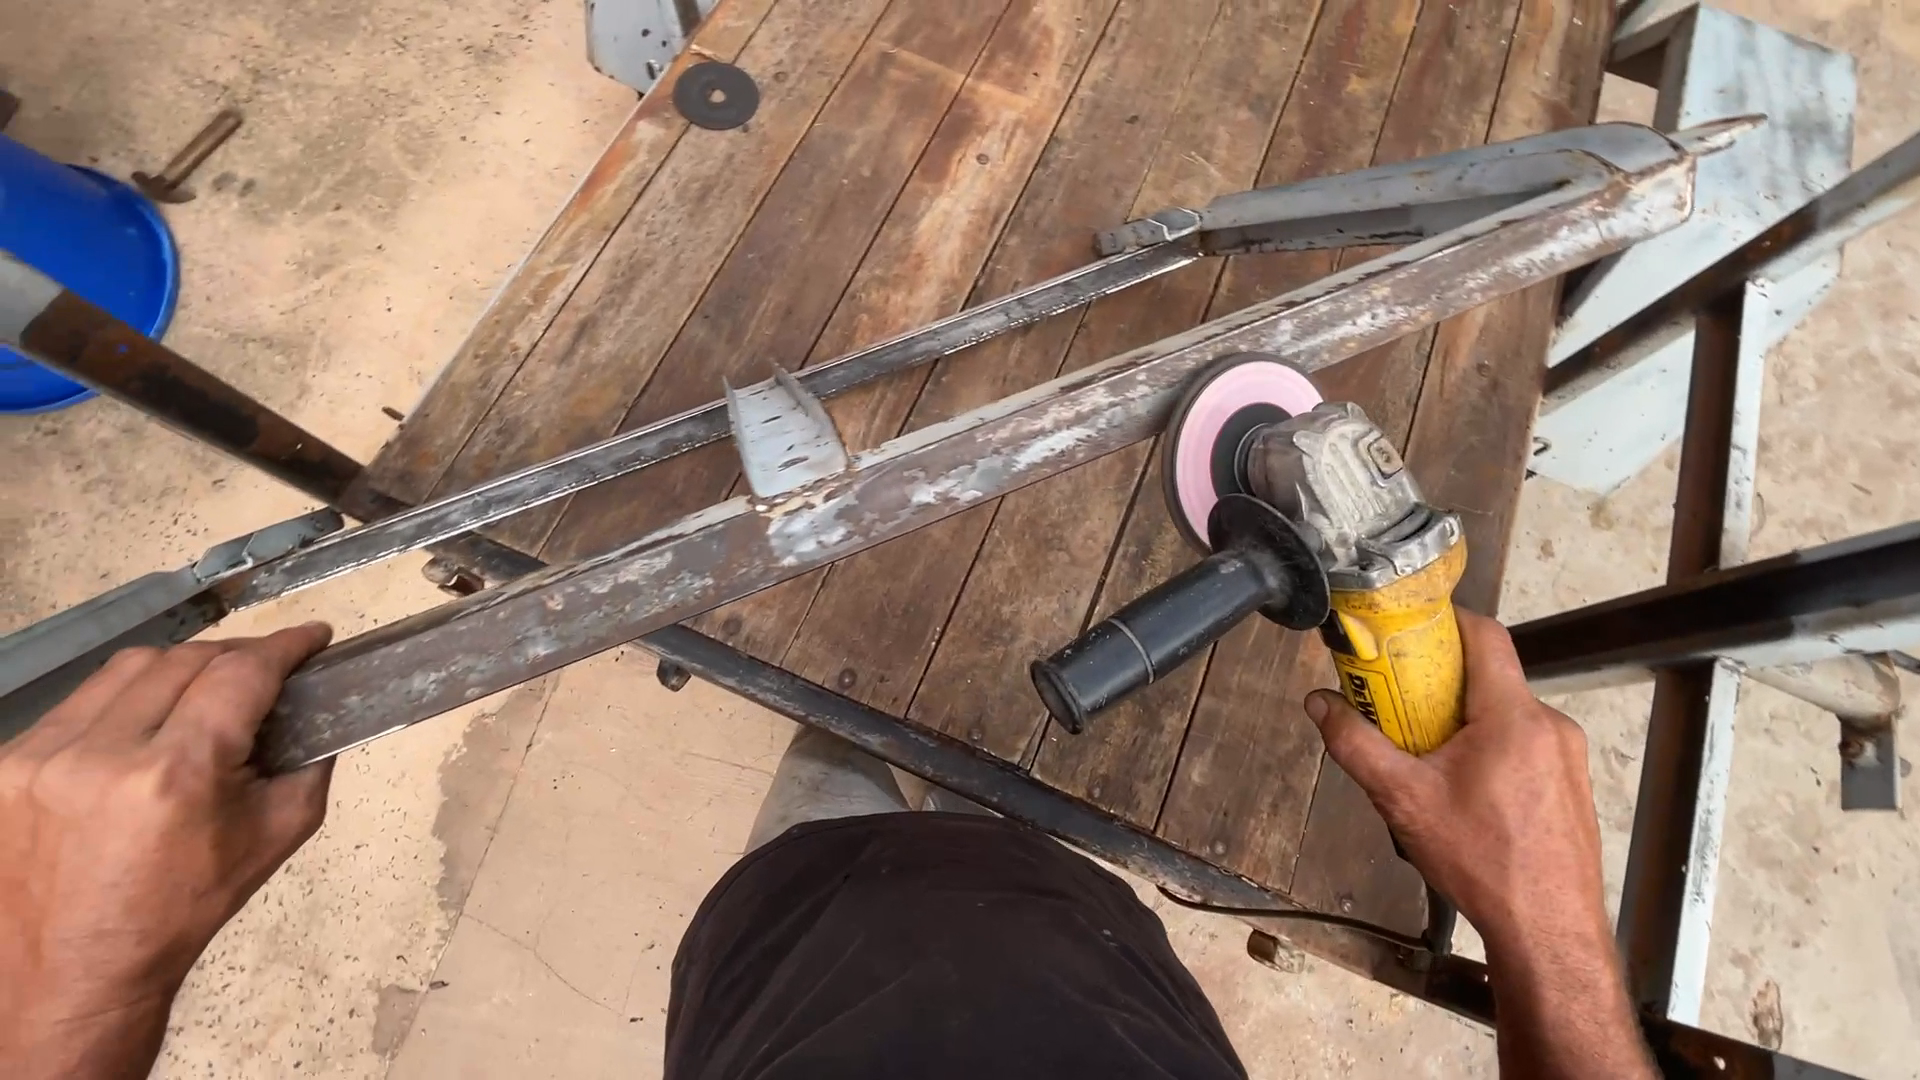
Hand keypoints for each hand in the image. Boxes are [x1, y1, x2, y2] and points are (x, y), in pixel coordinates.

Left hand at [0, 625, 334, 1079]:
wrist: (77, 968)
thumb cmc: (195, 899)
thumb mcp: (284, 826)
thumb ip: (310, 758)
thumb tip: (317, 705)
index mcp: (176, 772)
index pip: (240, 673)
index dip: (286, 644)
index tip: (316, 636)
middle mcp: (100, 754)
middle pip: (186, 659)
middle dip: (241, 651)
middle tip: (273, 664)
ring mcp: (38, 759)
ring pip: (129, 668)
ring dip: (186, 664)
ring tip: (213, 682)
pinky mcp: (3, 768)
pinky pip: (82, 700)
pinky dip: (132, 693)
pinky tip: (154, 715)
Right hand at [1305, 612, 1652, 1077]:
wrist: (1550, 934)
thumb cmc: (1479, 858)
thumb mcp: (1401, 798)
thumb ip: (1354, 744)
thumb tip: (1318, 702)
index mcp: (1514, 718)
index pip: (1486, 637)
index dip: (1444, 619)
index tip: (1403, 628)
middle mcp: (1549, 725)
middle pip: (1486, 676)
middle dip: (1434, 679)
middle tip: (1391, 700)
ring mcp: (1566, 756)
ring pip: (1501, 711)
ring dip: (1456, 716)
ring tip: (1417, 751)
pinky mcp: (1569, 784)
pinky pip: (1519, 741)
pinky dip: (1481, 743)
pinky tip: (1454, 785)